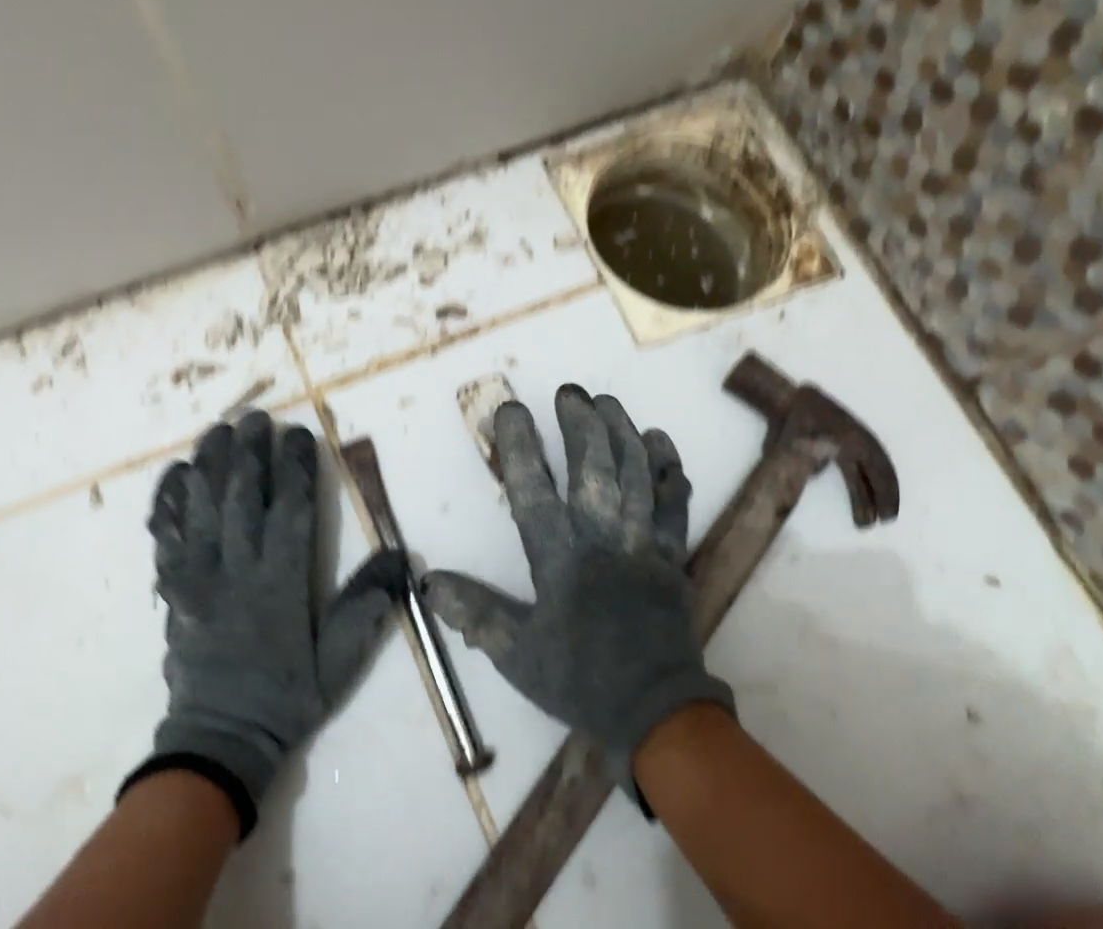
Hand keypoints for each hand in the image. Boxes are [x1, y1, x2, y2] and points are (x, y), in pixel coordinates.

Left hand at [121, 412, 402, 836]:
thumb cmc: (288, 698)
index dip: (296, 469)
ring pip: (202, 507)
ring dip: (209, 463)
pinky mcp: (172, 590)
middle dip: (249, 452)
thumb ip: (366, 608)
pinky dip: (168, 502)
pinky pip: (165, 537)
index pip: (291, 511)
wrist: (219, 738)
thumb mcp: (340, 662)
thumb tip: (400, 558)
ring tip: (218, 429)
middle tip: (256, 417)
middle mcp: (236, 571)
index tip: (300, 436)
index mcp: (281, 584)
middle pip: (242, 497)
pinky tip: (175, 474)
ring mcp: (197, 578)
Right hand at [422, 385, 732, 787]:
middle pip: (594, 468)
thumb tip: (427, 581)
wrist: (656, 710)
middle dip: (580, 424)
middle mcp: (602, 540)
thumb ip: (474, 612)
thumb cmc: (579, 679)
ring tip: (607, 402)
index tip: (509, 410)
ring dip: (622, 433)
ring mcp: (643, 544)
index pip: (533, 491)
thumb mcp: (517, 654)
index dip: (518, 448)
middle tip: (568, 393)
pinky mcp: (672, 555)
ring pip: (636, 475)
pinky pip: (675, 502)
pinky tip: (659, 441)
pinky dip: (668, 468)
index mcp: (560, 561)